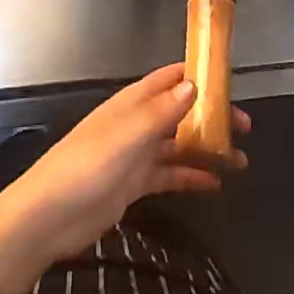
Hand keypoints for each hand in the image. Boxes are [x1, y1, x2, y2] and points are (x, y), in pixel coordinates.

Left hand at [0, 63, 249, 263]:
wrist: (49, 217)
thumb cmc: (85, 167)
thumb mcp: (127, 135)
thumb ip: (161, 112)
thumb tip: (194, 85)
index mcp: (131, 105)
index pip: (168, 80)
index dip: (197, 76)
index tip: (229, 80)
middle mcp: (135, 125)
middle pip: (179, 113)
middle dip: (211, 117)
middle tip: (245, 128)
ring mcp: (134, 155)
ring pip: (177, 145)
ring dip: (206, 149)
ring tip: (239, 159)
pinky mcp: (132, 184)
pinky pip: (169, 175)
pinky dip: (191, 176)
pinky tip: (214, 183)